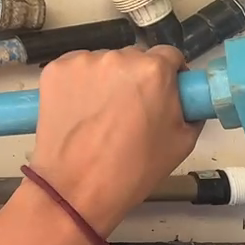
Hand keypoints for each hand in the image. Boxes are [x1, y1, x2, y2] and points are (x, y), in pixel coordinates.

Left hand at [29, 46, 197, 234]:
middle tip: (130, 110)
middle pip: (134, 58)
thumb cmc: (132, 170)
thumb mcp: (182, 142)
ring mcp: (83, 61)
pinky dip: (79, 84)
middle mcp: (118, 57)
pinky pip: (76, 69)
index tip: (163, 91)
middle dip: (136, 79)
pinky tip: (79, 111)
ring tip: (100, 116)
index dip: (169, 74)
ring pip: (104, 63)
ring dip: (106, 80)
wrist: (75, 188)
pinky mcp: (55, 69)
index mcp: (153, 70)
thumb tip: (182, 95)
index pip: (169, 56)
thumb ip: (188, 107)